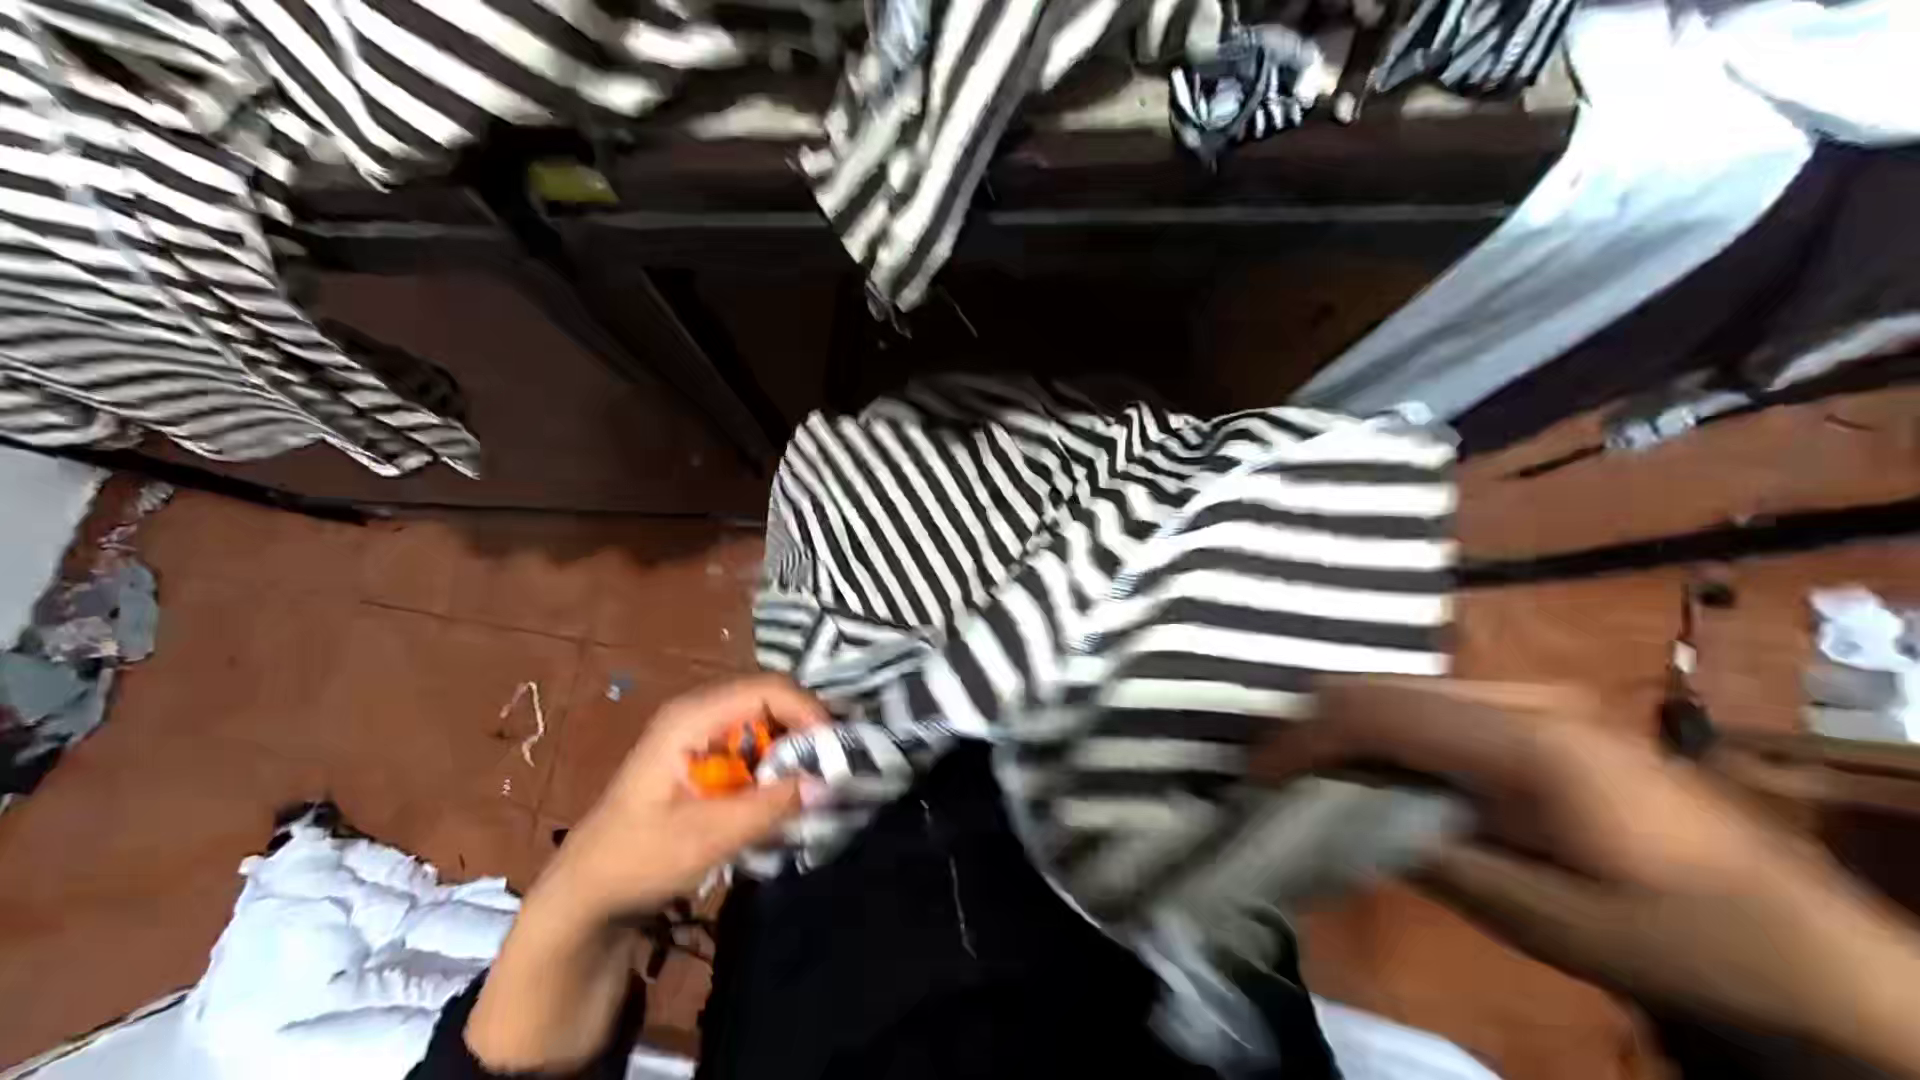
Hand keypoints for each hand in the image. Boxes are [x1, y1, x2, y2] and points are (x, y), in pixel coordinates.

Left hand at [535, 673, 828, 924]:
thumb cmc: (638, 859)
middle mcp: (699, 714)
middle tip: (836, 768)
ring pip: (767, 724)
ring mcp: (701, 734)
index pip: (768, 689)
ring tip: (819, 783)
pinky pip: (756, 747)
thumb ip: (770, 807)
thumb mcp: (707, 836)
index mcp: (692, 718)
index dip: (808, 711)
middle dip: (807, 731)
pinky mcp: (706, 758)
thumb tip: (829, 783)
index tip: (835, 750)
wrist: (587, 894)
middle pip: (771, 701)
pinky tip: (788, 795)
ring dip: (795, 751)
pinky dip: (778, 766)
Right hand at [1255, 677, 1919, 1076]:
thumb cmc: (1676, 939)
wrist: (1809, 944)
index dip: (1303, 739)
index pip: (1376, 714)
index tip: (1256, 773)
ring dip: (1346, 725)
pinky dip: (1385, 728)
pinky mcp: (1542, 710)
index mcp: (1525, 745)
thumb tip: (1333, 812)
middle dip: (1314, 726)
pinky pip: (1430, 702)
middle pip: (1379, 687)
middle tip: (1275, 772)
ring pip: (1399, 687)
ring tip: (1315, 771)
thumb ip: (1427, 853)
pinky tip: (1377, 767)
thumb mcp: (1541, 919)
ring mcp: (1536, 697)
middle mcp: (1523, 698)